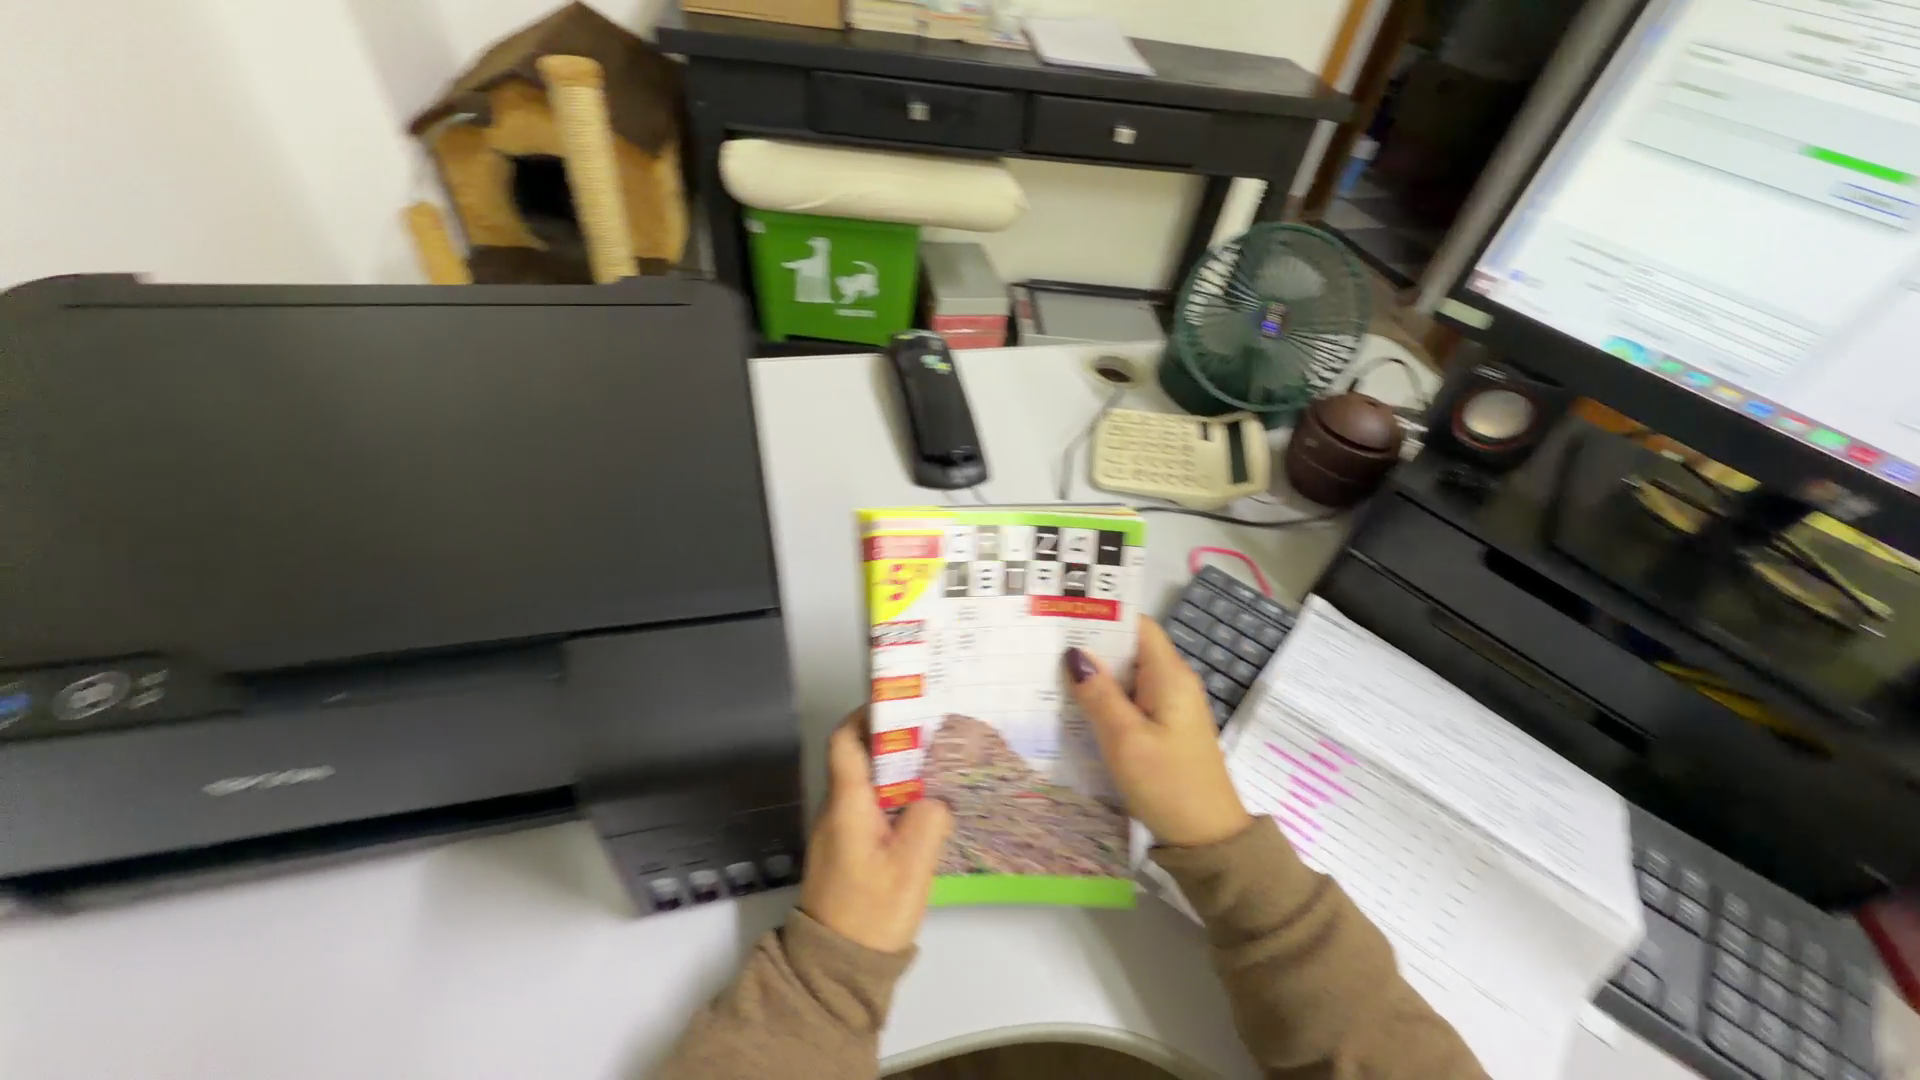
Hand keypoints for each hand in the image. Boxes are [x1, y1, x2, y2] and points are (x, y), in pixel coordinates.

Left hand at [798, 710, 953, 953]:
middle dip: (893, 740)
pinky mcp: (847, 849)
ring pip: (867, 784)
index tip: (899, 704)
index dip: (866, 716)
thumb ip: (928, 822)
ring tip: (937, 766)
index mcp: (847, 805)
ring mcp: (839, 830)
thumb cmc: (870, 913)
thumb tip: (937, 797)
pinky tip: (924, 808)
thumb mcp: (910, 868)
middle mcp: (836, 809)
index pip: (845, 741)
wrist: (835, 967)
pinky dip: (894, 798)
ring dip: (897, 771)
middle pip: (859, 757)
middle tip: (934, 733)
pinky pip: (870, 808)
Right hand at [1065, 619, 1251, 848]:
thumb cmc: (1167, 784)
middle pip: (1128, 649)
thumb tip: (1074, 653)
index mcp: (1169, 676)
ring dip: (1094, 675)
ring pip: (1125, 677)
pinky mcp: (1163, 728)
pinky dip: (1103, 699)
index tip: (1062, 616)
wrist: (1207, 839)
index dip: (1102, 617)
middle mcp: (1172, 683)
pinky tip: (1073, 707)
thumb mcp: (1126, 739)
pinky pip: (1129, 701)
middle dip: (1090, 645)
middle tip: (1042, 644)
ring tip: (1047, 670)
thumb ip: (1099, 694)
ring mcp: (1168, 707)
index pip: (1136, 625)